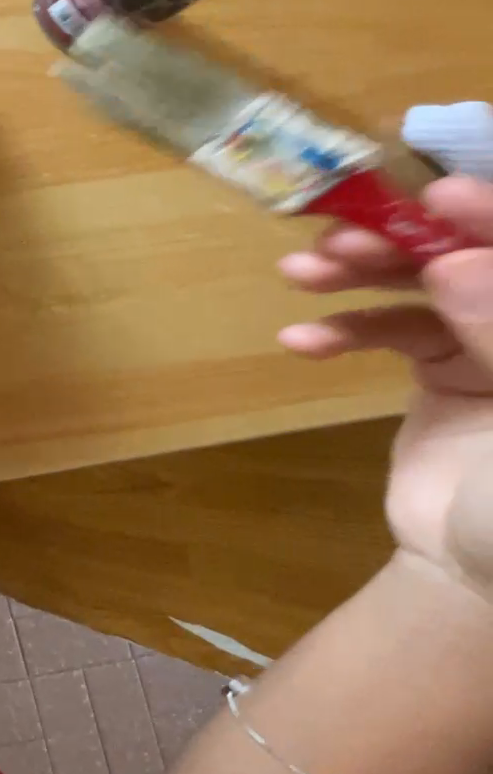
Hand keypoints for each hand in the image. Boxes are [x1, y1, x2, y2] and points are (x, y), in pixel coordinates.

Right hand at [278, 176, 492, 603]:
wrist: (483, 576)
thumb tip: (453, 261)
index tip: (437, 196)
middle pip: (481, 263)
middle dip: (411, 244)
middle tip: (340, 238)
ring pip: (432, 287)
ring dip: (361, 277)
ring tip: (299, 273)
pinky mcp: (445, 370)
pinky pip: (389, 333)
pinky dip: (342, 331)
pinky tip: (301, 341)